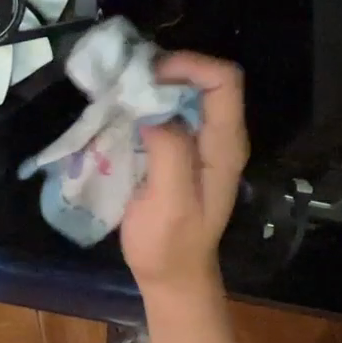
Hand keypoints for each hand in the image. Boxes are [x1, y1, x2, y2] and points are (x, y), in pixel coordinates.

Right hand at [120, 52, 248, 297]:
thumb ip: (170, 152)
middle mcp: (218, 138)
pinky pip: (170, 115)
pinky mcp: (181, 153)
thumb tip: (153, 112)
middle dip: (167, 72)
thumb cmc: (169, 245)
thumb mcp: (170, 203)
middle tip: (125, 83)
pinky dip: (147, 107)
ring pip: (186, 95)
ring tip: (119, 95)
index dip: (189, 66)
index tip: (146, 75)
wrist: (171, 277)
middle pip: (205, 81)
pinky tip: (122, 116)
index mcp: (223, 146)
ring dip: (154, 87)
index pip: (223, 81)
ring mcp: (201, 145)